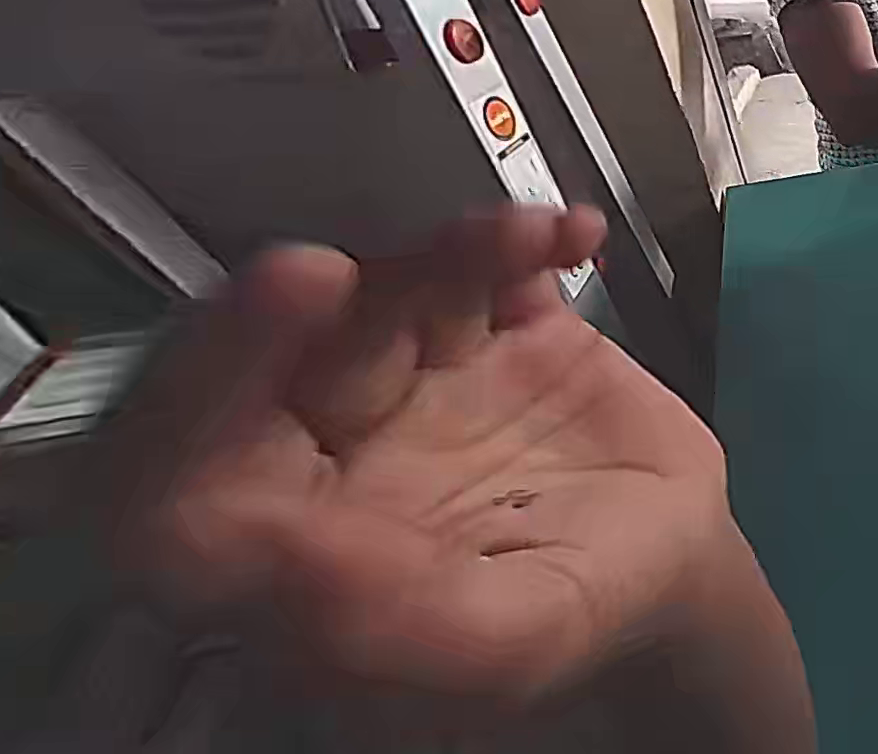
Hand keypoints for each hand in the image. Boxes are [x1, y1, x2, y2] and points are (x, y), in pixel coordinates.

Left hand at [111, 207, 735, 700]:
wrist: (679, 541)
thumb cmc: (595, 607)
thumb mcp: (512, 642)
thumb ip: (398, 620)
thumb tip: (281, 552)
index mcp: (316, 539)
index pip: (198, 465)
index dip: (212, 385)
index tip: (289, 305)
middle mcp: (362, 444)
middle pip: (315, 348)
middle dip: (343, 294)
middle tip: (381, 257)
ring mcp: (447, 377)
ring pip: (420, 287)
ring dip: (467, 247)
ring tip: (535, 234)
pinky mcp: (523, 335)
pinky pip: (514, 271)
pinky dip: (541, 241)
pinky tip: (577, 234)